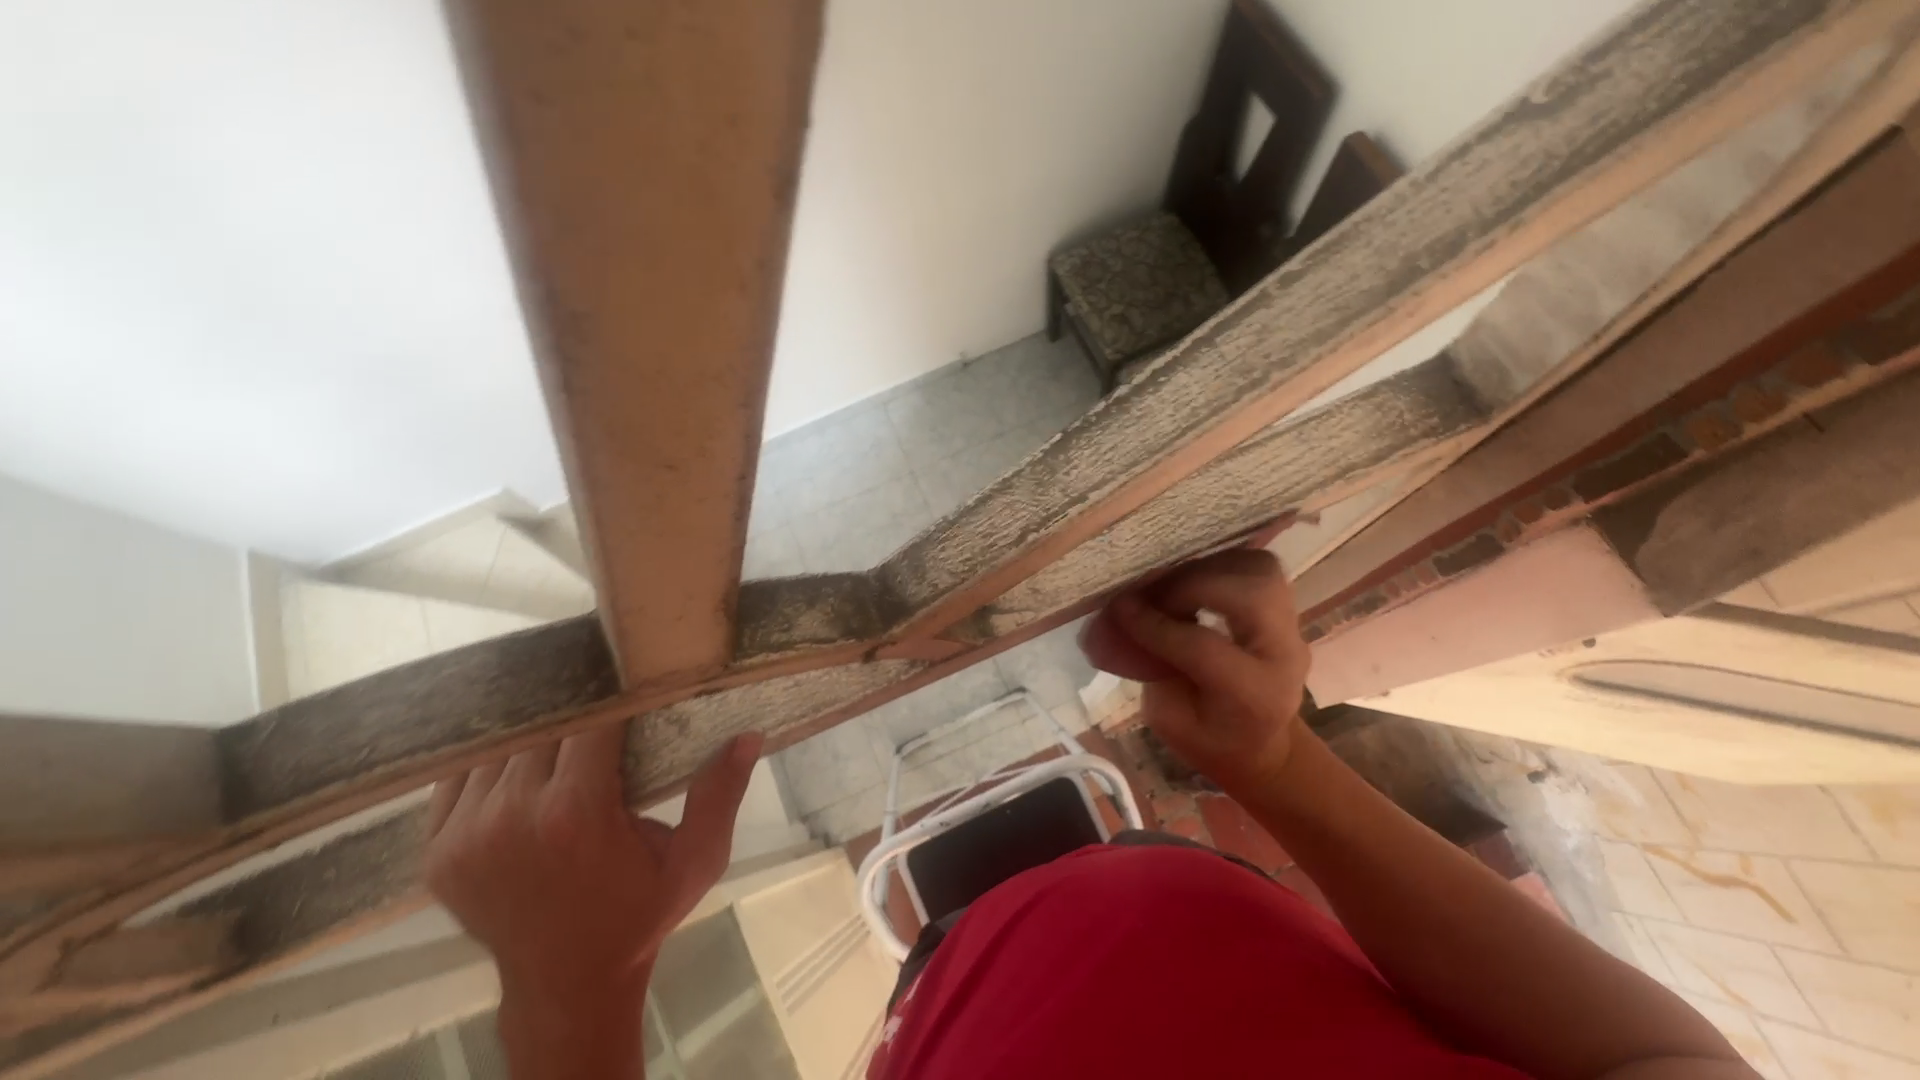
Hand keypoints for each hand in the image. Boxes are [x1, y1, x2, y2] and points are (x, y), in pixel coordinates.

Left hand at [424, 724, 762, 998]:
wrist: (566, 983)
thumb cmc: (639, 915)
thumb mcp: (694, 862)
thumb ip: (719, 796)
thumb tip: (749, 736)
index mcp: (575, 813)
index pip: (589, 720)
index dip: (610, 696)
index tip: (627, 680)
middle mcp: (511, 815)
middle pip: (542, 727)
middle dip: (574, 713)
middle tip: (598, 699)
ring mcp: (465, 834)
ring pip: (498, 748)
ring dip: (532, 737)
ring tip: (561, 730)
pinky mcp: (437, 851)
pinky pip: (457, 780)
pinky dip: (489, 765)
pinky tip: (517, 765)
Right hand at [1081, 549, 1310, 792]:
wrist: (1261, 746)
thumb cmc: (1209, 741)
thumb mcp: (1168, 721)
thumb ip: (1149, 668)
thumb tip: (1119, 617)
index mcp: (1253, 696)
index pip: (1204, 647)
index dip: (1156, 625)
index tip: (1119, 609)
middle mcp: (1284, 655)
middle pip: (1248, 595)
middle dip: (1190, 586)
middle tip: (1150, 593)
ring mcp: (1293, 628)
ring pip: (1259, 570)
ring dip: (1209, 568)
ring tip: (1172, 584)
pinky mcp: (1287, 609)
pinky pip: (1258, 569)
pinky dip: (1221, 565)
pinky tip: (1192, 580)